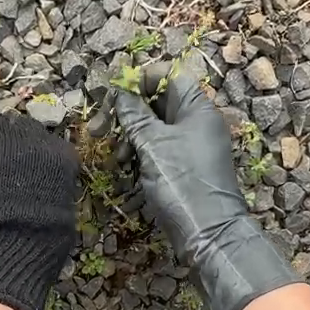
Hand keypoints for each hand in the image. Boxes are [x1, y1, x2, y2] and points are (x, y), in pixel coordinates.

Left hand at [0, 112, 79, 309]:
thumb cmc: (36, 248)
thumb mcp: (62, 219)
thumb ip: (55, 192)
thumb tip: (46, 190)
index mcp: (56, 156)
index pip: (45, 141)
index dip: (33, 156)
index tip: (25, 170)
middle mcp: (26, 138)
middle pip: (16, 128)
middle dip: (9, 145)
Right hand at [113, 73, 298, 309]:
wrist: (208, 232)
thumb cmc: (181, 180)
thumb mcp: (152, 144)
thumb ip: (134, 115)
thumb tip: (120, 92)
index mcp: (196, 108)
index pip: (168, 77)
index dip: (141, 82)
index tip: (114, 96)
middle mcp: (196, 123)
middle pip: (158, 105)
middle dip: (128, 115)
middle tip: (101, 130)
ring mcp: (191, 148)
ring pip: (154, 131)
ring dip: (131, 140)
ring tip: (118, 159)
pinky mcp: (183, 170)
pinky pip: (158, 153)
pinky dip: (141, 158)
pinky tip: (126, 172)